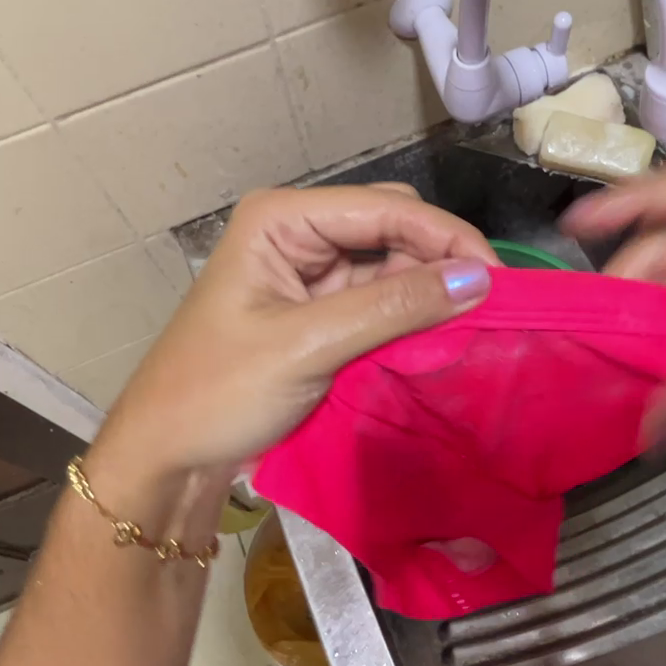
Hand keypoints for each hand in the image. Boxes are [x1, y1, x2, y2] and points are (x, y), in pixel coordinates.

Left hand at [87, 184, 495, 501]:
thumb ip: (393, 308)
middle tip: (490, 303)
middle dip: (439, 259)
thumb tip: (478, 279)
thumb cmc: (218, 392)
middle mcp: (298, 233)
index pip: (384, 209)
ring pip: (390, 264)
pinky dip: (409, 315)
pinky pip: (379, 300)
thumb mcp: (307, 346)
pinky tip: (439, 332)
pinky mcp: (318, 312)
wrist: (167, 455)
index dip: (445, 237)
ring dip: (428, 289)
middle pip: (391, 227)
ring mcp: (309, 273)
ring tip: (474, 321)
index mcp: (282, 219)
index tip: (497, 279)